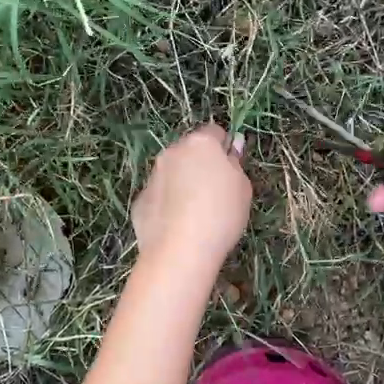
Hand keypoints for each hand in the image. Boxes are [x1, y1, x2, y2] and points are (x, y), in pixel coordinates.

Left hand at [131, 124, 252, 267]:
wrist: (180, 250)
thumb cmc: (221, 215)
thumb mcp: (243, 188)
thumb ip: (235, 164)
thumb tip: (230, 151)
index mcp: (200, 144)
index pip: (214, 133)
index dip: (223, 149)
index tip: (230, 170)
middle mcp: (172, 152)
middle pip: (189, 151)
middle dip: (199, 165)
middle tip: (214, 193)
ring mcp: (152, 175)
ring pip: (171, 173)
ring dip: (181, 183)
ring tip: (195, 214)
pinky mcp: (140, 199)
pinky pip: (159, 196)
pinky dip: (167, 205)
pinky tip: (177, 226)